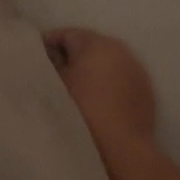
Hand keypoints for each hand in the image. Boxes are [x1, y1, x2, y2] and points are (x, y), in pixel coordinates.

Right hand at [42, 28, 156, 150]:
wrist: (120, 146)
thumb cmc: (80, 110)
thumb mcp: (53, 85)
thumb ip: (48, 65)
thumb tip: (48, 57)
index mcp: (95, 43)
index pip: (66, 33)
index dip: (47, 43)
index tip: (34, 58)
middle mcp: (119, 49)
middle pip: (89, 45)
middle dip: (71, 55)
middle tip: (51, 73)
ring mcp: (136, 69)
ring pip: (107, 62)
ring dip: (91, 70)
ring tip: (74, 88)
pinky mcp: (145, 90)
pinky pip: (120, 78)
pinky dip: (107, 84)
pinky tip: (96, 101)